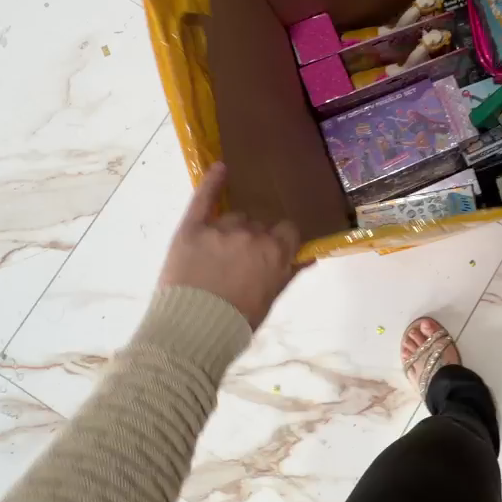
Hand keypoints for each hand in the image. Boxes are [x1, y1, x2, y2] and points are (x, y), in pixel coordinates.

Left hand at [158, 162, 302, 328]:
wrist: (190, 333)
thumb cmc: (236, 322)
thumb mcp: (270, 300)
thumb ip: (290, 273)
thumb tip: (311, 255)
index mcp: (275, 251)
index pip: (287, 230)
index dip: (280, 241)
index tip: (273, 252)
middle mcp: (251, 234)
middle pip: (259, 224)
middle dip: (254, 238)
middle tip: (240, 261)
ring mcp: (220, 229)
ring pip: (233, 217)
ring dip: (231, 229)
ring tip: (218, 253)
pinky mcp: (191, 229)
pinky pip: (204, 198)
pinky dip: (212, 182)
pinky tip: (220, 168)